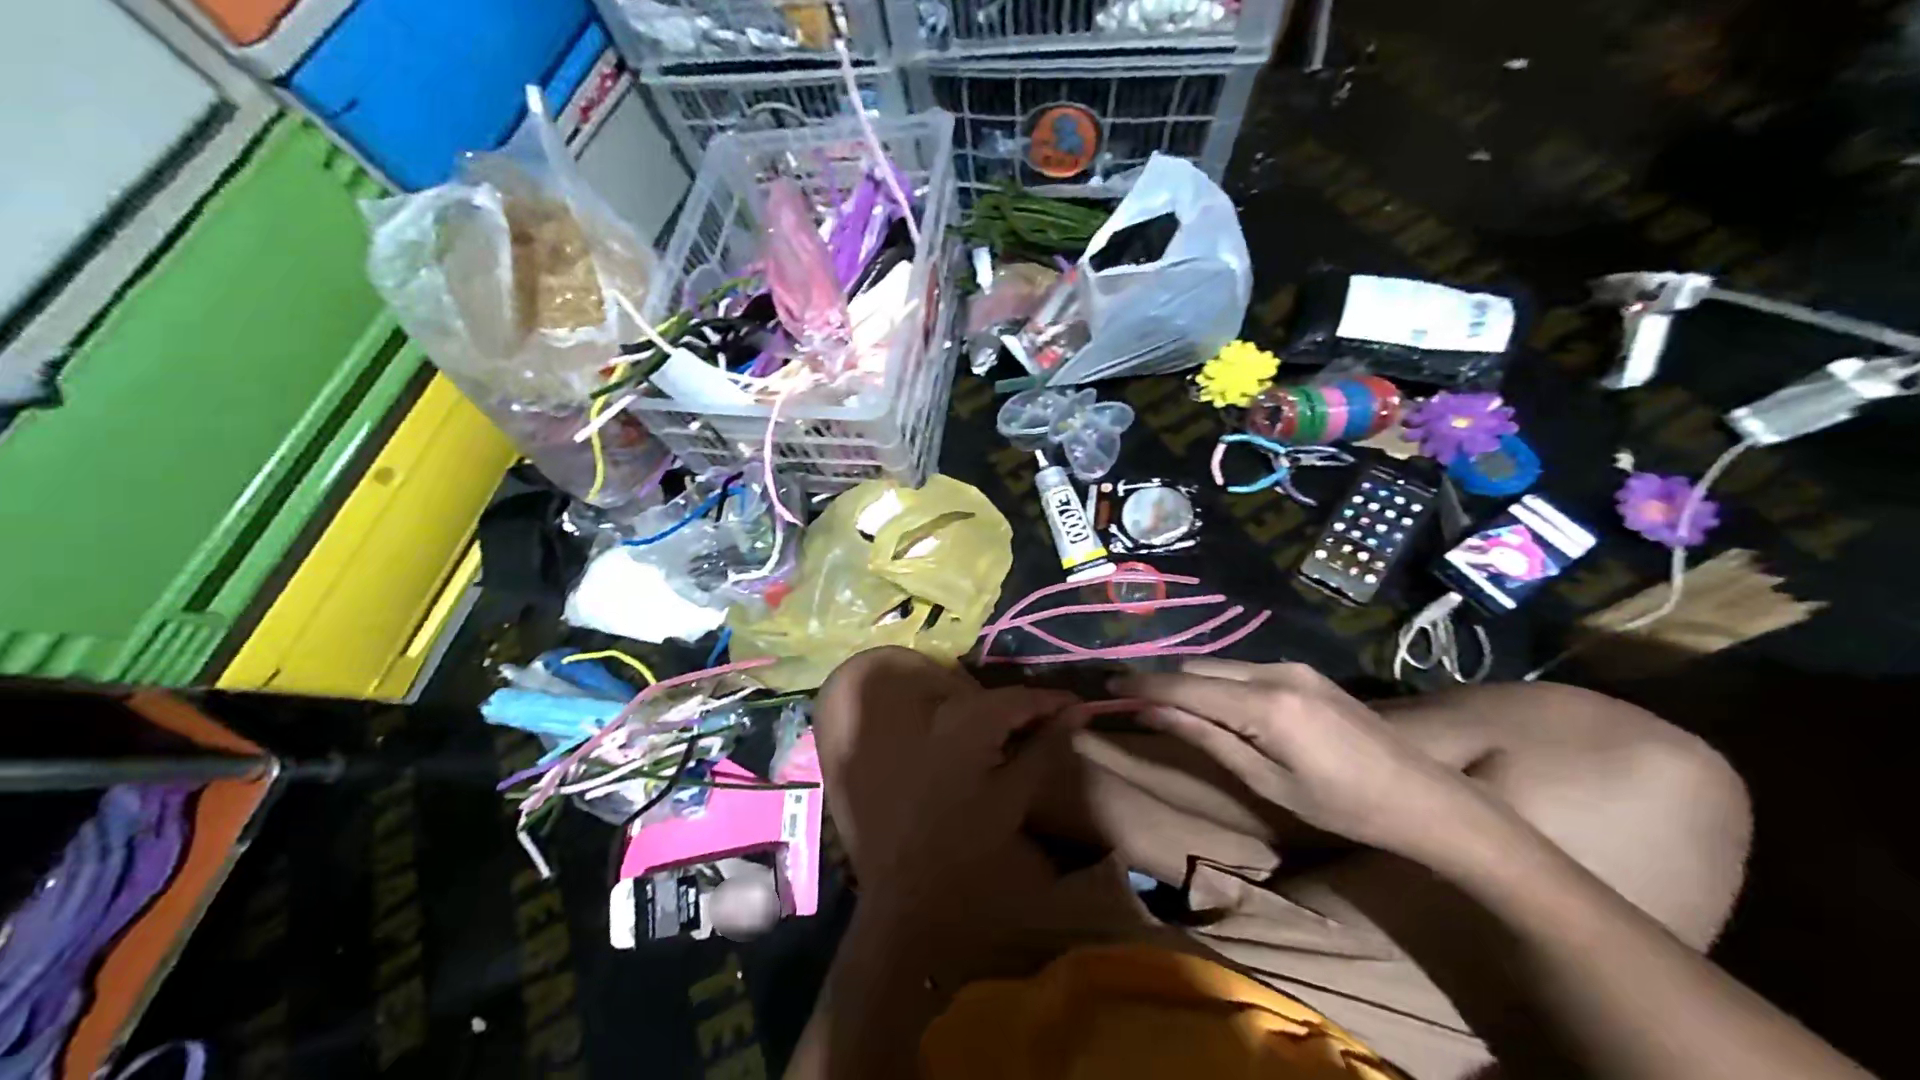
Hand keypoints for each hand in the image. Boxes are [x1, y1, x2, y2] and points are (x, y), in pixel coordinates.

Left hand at [856, 686, 1083, 915]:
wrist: (907, 895)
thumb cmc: (967, 848)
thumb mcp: (1014, 796)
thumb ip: (1044, 749)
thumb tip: (1075, 712)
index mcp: (968, 720)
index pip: (1019, 695)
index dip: (1054, 700)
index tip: (1085, 709)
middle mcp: (941, 715)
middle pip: (996, 700)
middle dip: (1031, 709)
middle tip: (1065, 725)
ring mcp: (922, 732)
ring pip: (975, 712)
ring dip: (1006, 721)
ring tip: (1039, 740)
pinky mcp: (914, 752)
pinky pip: (956, 728)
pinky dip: (983, 734)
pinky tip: (1000, 755)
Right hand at [1114, 660, 1501, 865]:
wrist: (1425, 797)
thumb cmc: (1342, 806)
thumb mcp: (1266, 780)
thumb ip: (1205, 737)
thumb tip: (1152, 711)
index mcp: (1264, 705)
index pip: (1184, 684)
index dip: (1141, 684)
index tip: (1105, 684)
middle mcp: (1274, 672)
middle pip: (1199, 666)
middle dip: (1160, 678)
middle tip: (1127, 696)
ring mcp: (1293, 667)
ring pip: (1220, 664)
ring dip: (1188, 678)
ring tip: (1160, 699)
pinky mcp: (1305, 672)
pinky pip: (1244, 668)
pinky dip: (1216, 680)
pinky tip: (1209, 699)